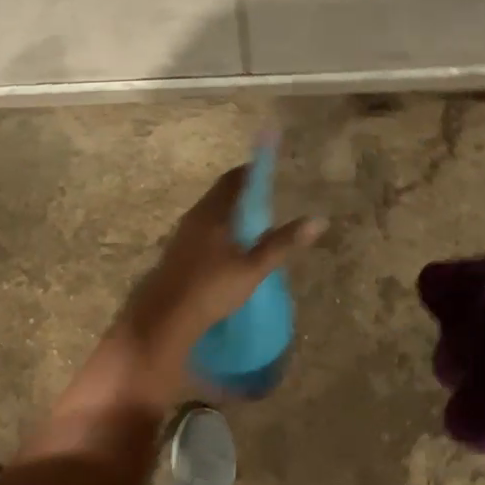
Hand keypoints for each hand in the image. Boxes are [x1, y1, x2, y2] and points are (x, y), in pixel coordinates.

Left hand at [119, 165, 324, 360]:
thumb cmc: (212, 287)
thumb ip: (282, 243)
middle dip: (243, 189)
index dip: (252, 172)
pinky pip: (203, 225)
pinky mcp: (178, 248)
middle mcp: (195, 215)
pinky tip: (233, 242)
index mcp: (212, 212)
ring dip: (231, 207)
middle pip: (220, 193)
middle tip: (268, 193)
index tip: (271, 170)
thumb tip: (317, 220)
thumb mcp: (253, 267)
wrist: (166, 314)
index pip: (233, 180)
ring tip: (255, 217)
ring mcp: (183, 232)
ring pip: (210, 210)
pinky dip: (221, 223)